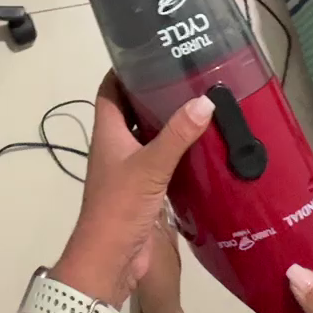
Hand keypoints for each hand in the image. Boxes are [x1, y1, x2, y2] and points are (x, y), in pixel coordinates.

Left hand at [52, 73, 213, 303]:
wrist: (110, 259)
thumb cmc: (119, 205)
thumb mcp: (150, 166)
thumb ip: (176, 135)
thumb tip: (204, 100)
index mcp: (108, 130)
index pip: (110, 88)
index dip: (124, 68)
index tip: (150, 52)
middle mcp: (115, 144)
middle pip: (132, 109)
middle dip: (154, 93)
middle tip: (186, 77)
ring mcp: (128, 167)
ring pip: (148, 135)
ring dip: (168, 123)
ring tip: (200, 105)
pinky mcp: (143, 189)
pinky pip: (161, 161)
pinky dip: (177, 152)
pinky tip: (202, 148)